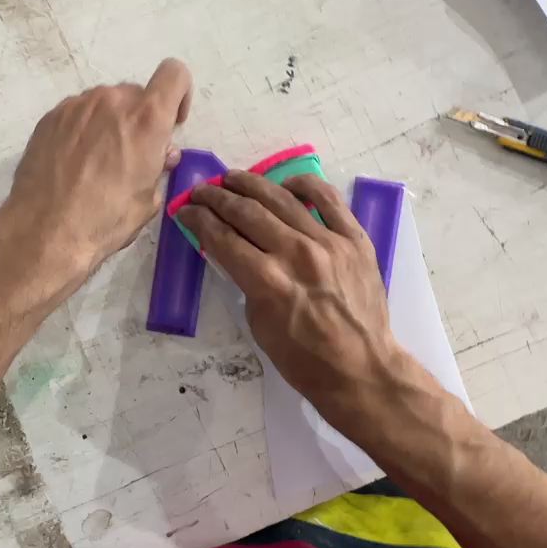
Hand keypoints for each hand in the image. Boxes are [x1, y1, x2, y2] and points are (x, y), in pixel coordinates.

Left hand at [0, 58, 192, 281]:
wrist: (45, 230)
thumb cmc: (105, 219)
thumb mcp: (147, 201)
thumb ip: (159, 168)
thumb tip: (160, 155)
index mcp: (146, 119)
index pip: (174, 74)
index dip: (179, 96)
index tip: (172, 124)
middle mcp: (112, 101)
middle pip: (137, 94)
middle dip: (141, 119)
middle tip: (132, 156)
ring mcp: (77, 105)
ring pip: (105, 104)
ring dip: (110, 124)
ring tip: (99, 162)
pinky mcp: (51, 117)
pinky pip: (78, 114)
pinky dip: (84, 130)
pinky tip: (74, 163)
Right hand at [176, 170, 411, 415]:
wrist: (361, 369)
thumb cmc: (304, 359)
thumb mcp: (259, 325)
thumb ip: (246, 282)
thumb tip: (236, 253)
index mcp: (267, 281)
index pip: (222, 238)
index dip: (198, 219)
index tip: (185, 210)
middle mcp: (296, 253)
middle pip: (247, 211)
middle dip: (217, 197)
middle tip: (201, 190)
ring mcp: (329, 242)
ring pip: (282, 198)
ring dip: (251, 184)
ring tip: (232, 178)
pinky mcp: (355, 239)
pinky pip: (329, 199)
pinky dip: (305, 185)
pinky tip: (286, 183)